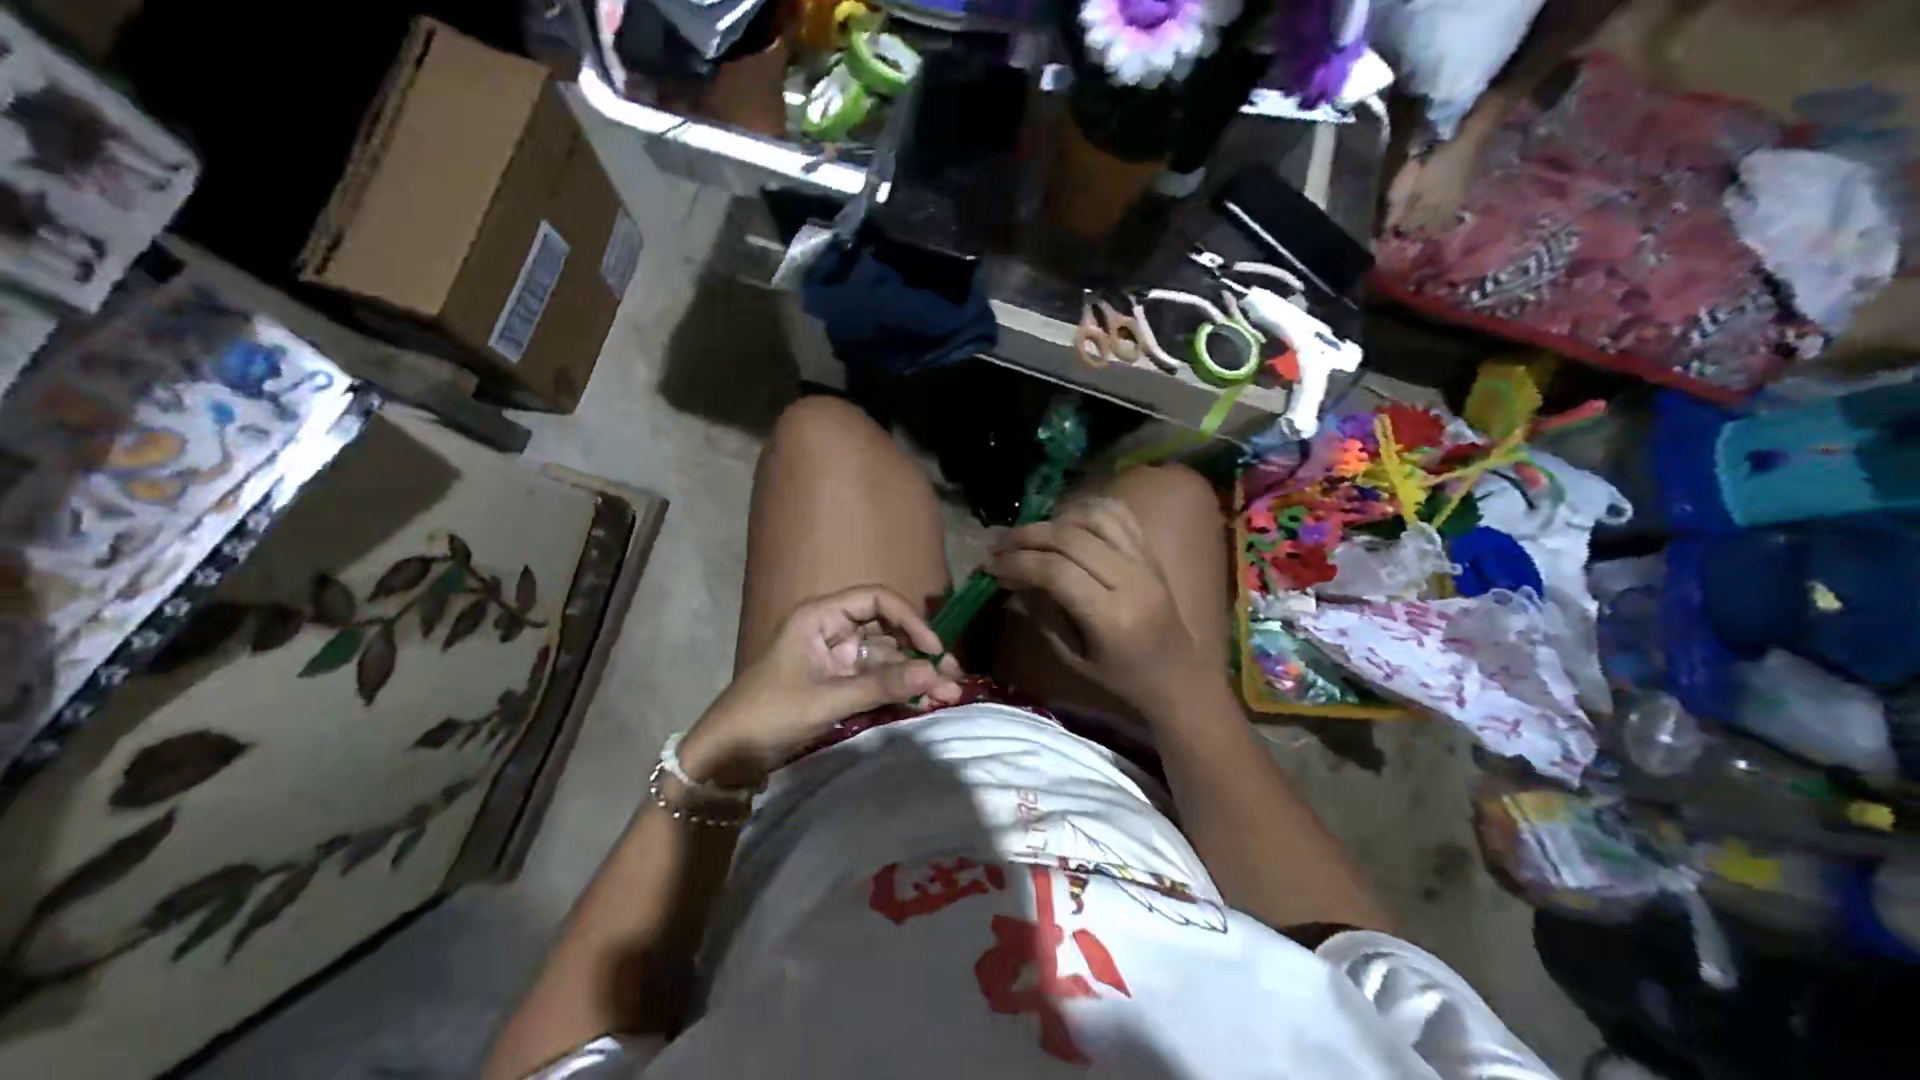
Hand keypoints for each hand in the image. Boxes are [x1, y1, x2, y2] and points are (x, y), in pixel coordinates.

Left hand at [680, 586, 962, 786]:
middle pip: (888, 630)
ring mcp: (837, 659)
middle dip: (921, 653)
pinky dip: (899, 690)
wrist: (728, 756)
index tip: (933, 649)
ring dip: (916, 675)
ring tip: (949, 696)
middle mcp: (832, 630)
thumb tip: (934, 673)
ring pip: (887, 658)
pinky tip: (924, 702)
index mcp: (820, 617)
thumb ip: (880, 685)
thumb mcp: (826, 699)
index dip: (910, 619)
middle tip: (953, 677)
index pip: (876, 600)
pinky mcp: (839, 684)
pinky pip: (877, 680)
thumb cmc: (768, 715)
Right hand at [988, 497, 1209, 718]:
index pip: (1055, 571)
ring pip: (1095, 518)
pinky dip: (1088, 510)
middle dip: (1027, 537)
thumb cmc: (1121, 680)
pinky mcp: (1151, 554)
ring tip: (1030, 534)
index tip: (991, 566)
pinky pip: (1119, 516)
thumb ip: (1041, 615)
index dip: (1018, 562)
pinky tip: (1065, 521)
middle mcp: (1131, 580)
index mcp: (1111, 616)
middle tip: (999, 545)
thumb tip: (1009, 580)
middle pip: (1071, 538)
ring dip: (1055, 519)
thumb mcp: (1073, 659)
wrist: (1180, 678)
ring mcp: (1145, 562)